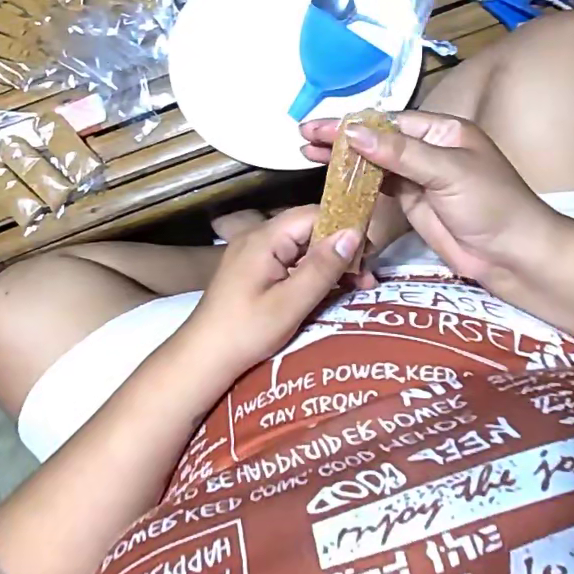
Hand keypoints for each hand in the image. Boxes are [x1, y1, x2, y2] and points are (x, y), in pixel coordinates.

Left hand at [178, 206, 360, 375]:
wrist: (202, 358)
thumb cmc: (246, 331)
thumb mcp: (290, 303)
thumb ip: (322, 267)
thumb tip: (354, 232)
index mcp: (265, 238)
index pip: (314, 214)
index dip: (345, 226)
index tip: (370, 250)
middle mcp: (259, 236)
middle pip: (309, 228)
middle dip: (341, 247)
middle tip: (368, 273)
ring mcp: (255, 252)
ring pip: (303, 245)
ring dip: (330, 262)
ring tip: (360, 284)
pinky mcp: (254, 269)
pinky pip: (291, 260)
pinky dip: (313, 272)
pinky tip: (333, 288)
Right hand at [300, 112, 558, 288]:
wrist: (514, 256)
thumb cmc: (491, 205)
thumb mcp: (448, 172)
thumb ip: (400, 154)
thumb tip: (354, 133)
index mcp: (442, 131)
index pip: (388, 123)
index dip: (351, 124)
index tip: (317, 127)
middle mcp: (427, 150)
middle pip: (376, 140)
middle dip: (340, 138)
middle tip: (303, 138)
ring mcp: (418, 178)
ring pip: (374, 164)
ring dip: (344, 160)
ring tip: (307, 155)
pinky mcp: (412, 204)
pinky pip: (378, 189)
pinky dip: (355, 185)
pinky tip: (333, 181)